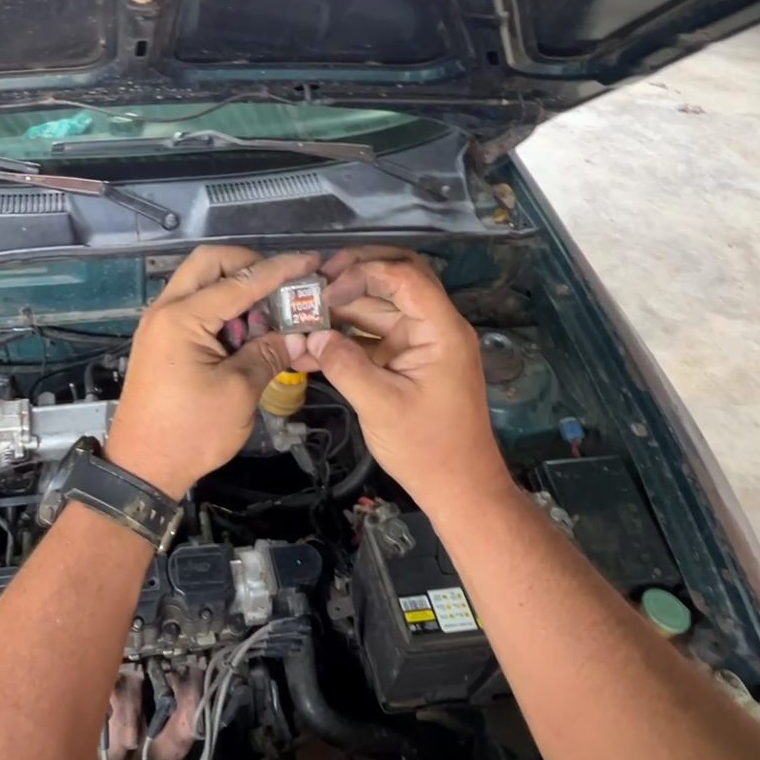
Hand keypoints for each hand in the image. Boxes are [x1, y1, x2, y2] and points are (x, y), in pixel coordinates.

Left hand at [105, 247, 320, 494]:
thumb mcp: (238, 392)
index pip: (239, 280)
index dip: (279, 269)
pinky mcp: (162, 341)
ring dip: (236, 287)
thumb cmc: (189, 433)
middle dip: (249, 265)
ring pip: (200, 284)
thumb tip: (296, 334)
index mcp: (181, 318)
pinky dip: (222, 308)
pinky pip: (194, 307)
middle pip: (209, 263)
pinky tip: (248, 330)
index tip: (311, 262)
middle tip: (283, 283)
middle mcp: (165, 310)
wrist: (142, 469)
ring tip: (271, 310)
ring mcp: (160, 325)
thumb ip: (269, 354)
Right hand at [284, 248, 507, 504]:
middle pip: (394, 280)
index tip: (327, 288)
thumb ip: (344, 365)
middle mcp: (432, 327)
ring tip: (302, 311)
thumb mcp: (381, 405)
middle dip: (352, 275)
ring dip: (342, 307)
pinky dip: (343, 337)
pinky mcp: (404, 362)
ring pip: (378, 306)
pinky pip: (371, 336)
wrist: (457, 488)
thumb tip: (312, 335)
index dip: (363, 271)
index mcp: (441, 330)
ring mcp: (418, 344)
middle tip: (313, 283)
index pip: (405, 276)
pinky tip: (311, 344)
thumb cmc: (427, 447)